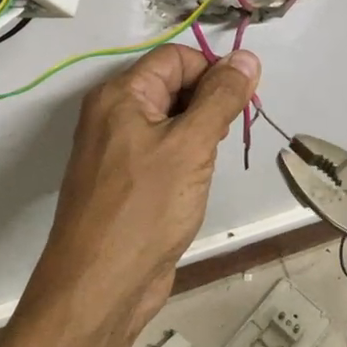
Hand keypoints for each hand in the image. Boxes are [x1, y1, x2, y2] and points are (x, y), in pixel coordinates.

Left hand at [35, 44, 260, 330]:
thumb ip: (221, 98)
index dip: (212, 72)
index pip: (177, 58)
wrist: (100, 288)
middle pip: (175, 86)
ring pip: (173, 121)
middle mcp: (114, 116)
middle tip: (223, 139)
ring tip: (206, 166)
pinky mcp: (126, 183)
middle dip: (209, 105)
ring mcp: (118, 151)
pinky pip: (164, 152)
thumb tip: (246, 58)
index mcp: (120, 96)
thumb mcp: (192, 145)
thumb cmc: (145, 209)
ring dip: (200, 136)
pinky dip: (187, 160)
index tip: (239, 105)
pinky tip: (194, 185)